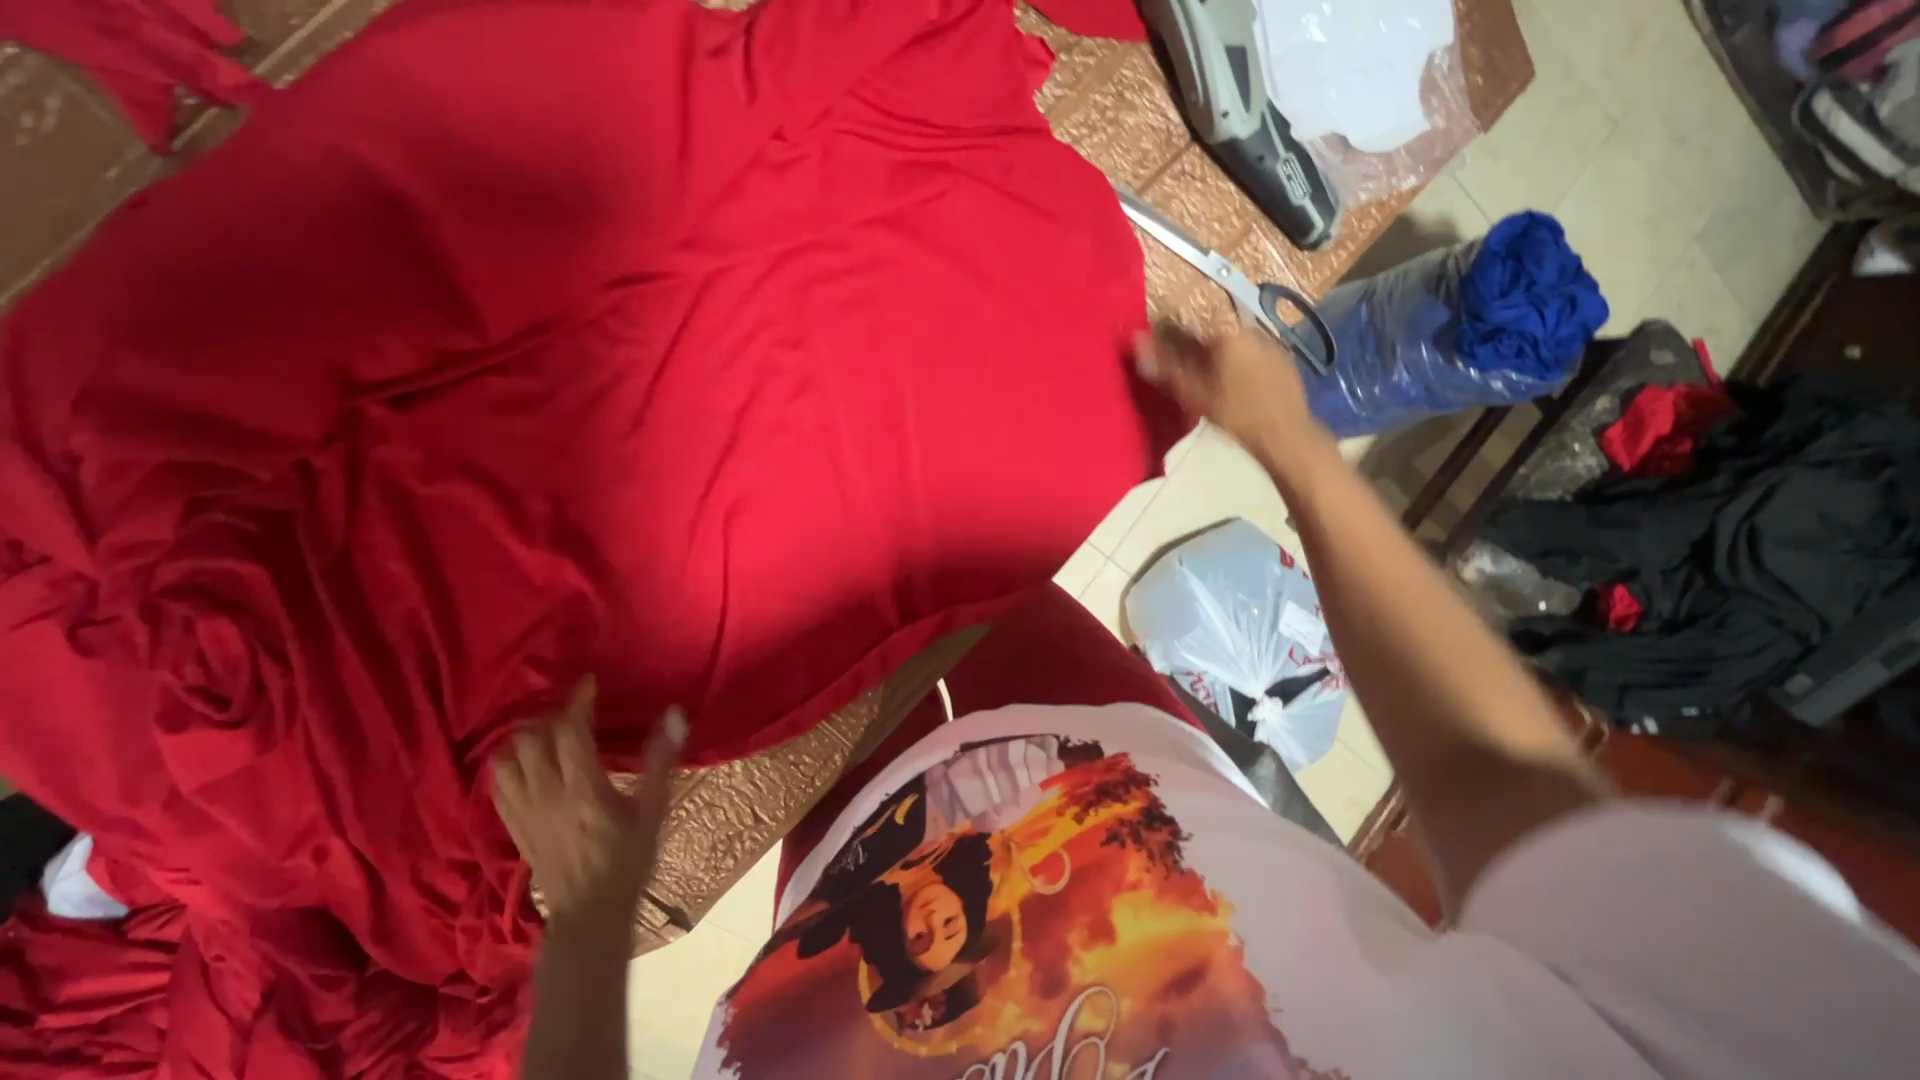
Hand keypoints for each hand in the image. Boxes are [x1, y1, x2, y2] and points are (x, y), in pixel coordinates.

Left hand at [490, 676, 686, 922]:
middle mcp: (546, 794)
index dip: (579, 701)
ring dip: (525, 736)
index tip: (590, 684)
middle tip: (574, 710)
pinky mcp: (511, 825)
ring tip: (547, 732)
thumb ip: (660, 762)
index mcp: (583, 788)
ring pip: (508, 756)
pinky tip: (526, 761)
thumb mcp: (653, 812)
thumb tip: (675, 715)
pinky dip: (508, 762)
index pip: (571, 729)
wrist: (590, 913)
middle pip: (534, 737)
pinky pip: (497, 782)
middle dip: (552, 715)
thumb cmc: (628, 861)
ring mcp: (523, 810)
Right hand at [1134, 324, 1326, 463]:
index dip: (1175, 349)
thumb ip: (1165, 366)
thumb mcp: (1194, 393)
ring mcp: (1273, 345)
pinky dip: (1244, 371)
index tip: (1168, 366)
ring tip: (1215, 390)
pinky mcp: (1286, 362)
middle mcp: (1253, 331)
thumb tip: (1136, 342)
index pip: (1191, 331)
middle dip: (1201, 357)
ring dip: (1223, 364)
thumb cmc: (1236, 415)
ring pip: (1236, 350)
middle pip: (1215, 340)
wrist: (1285, 436)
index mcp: (1229, 333)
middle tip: (1192, 383)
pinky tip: (1241, 393)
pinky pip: (1256, 360)